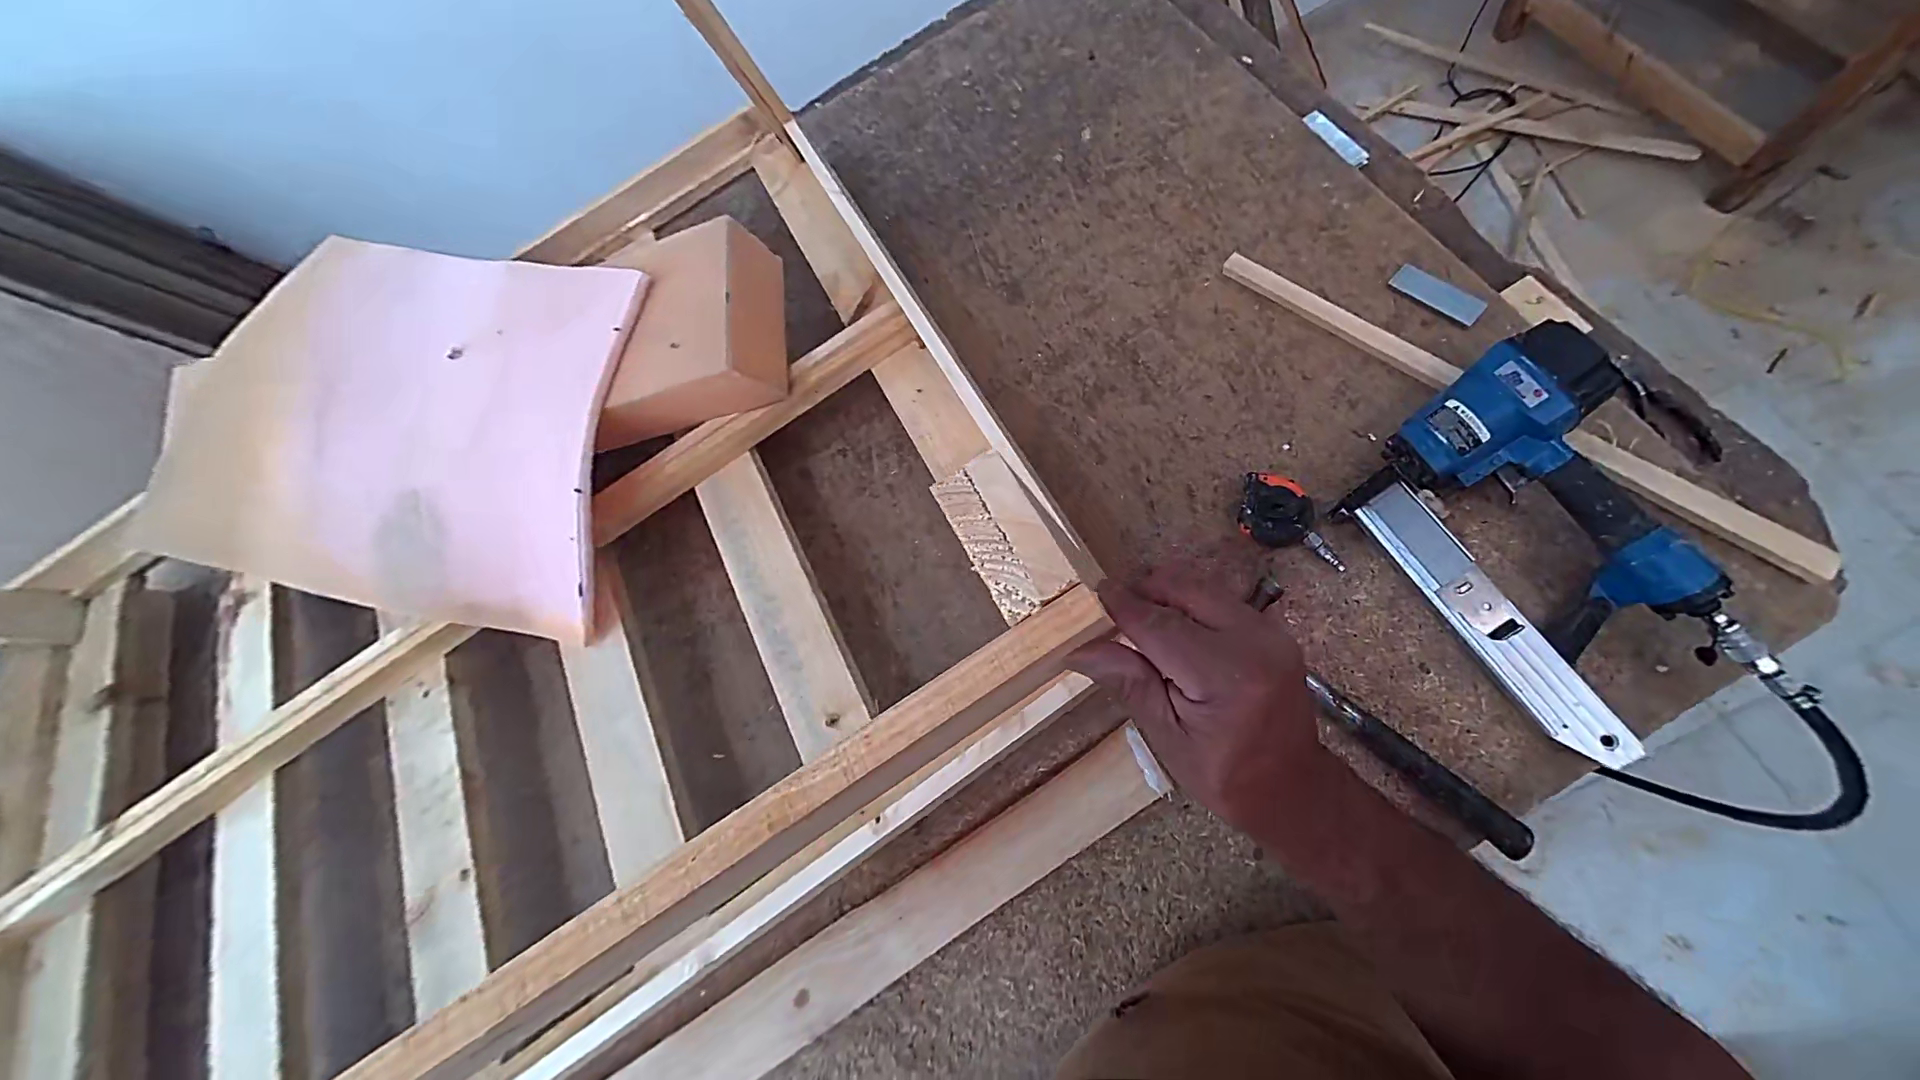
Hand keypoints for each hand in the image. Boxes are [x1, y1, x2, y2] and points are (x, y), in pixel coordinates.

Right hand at [1067, 562, 1328, 832]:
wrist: (1292, 787)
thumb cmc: (1224, 775)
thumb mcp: (1167, 737)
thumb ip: (1129, 683)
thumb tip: (1080, 650)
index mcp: (1227, 676)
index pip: (1161, 625)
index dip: (1125, 605)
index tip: (1096, 590)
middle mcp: (1255, 642)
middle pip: (1185, 591)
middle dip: (1146, 589)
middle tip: (1113, 601)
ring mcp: (1270, 632)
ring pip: (1204, 588)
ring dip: (1167, 593)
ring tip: (1138, 614)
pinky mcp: (1274, 630)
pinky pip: (1221, 599)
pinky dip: (1189, 601)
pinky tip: (1171, 623)